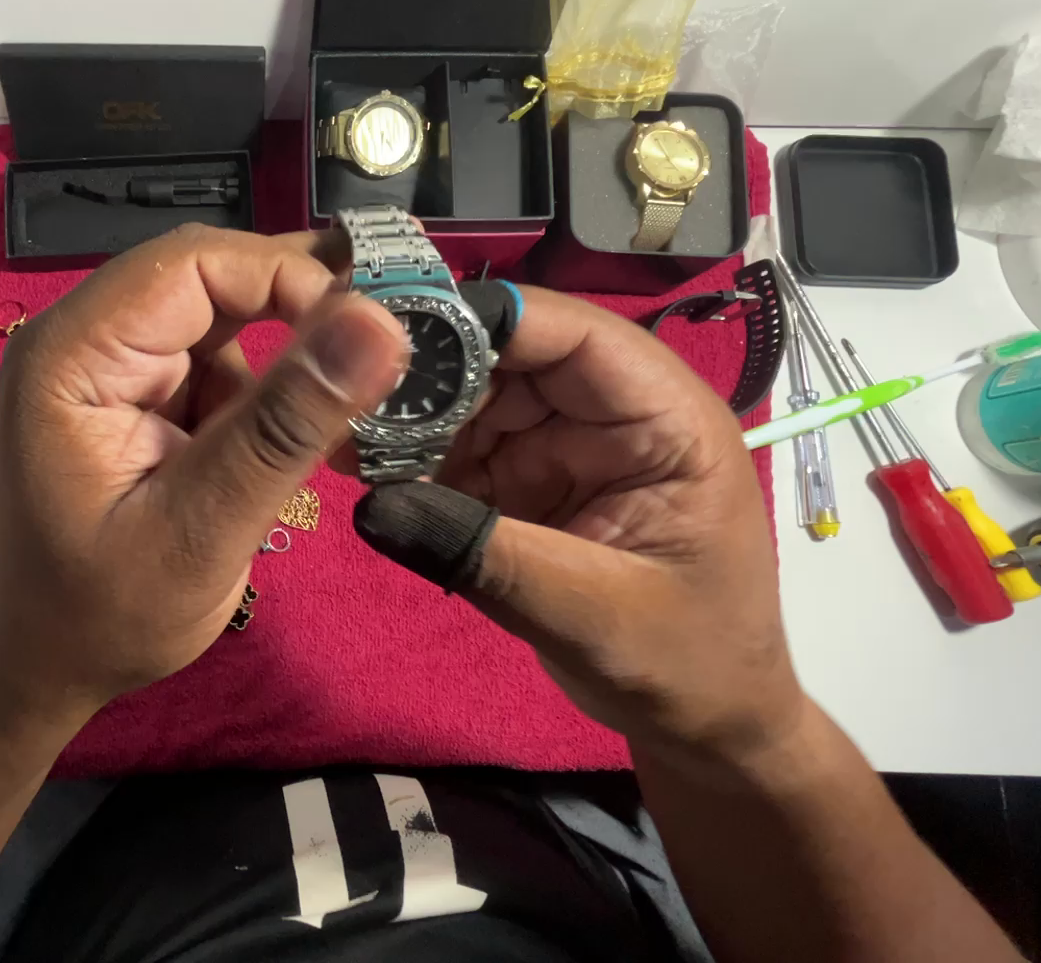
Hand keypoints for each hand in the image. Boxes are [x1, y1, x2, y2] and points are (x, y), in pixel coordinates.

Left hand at [0, 225, 408, 721]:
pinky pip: (211, 369)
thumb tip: (377, 323)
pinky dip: (257, 403)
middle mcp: (81, 342)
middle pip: (206, 283)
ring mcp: (104, 369)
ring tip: (300, 448)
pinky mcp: (130, 399)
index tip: (367, 336)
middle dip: (292, 320)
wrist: (41, 667)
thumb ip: (285, 426)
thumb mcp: (203, 529)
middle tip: (369, 366)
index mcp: (72, 356)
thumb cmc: (102, 617)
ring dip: (278, 375)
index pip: (191, 264)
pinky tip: (262, 462)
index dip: (287, 279)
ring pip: (219, 325)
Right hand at [354, 286, 806, 770]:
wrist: (695, 717)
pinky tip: (366, 467)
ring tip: (345, 437)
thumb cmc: (683, 662)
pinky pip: (459, 448)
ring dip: (411, 416)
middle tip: (347, 398)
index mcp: (665, 420)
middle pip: (510, 358)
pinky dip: (413, 457)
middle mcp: (609, 413)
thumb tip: (373, 506)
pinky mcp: (525, 478)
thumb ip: (483, 555)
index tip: (390, 337)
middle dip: (429, 373)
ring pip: (474, 398)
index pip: (576, 337)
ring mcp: (561, 444)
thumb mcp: (590, 613)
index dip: (486, 324)